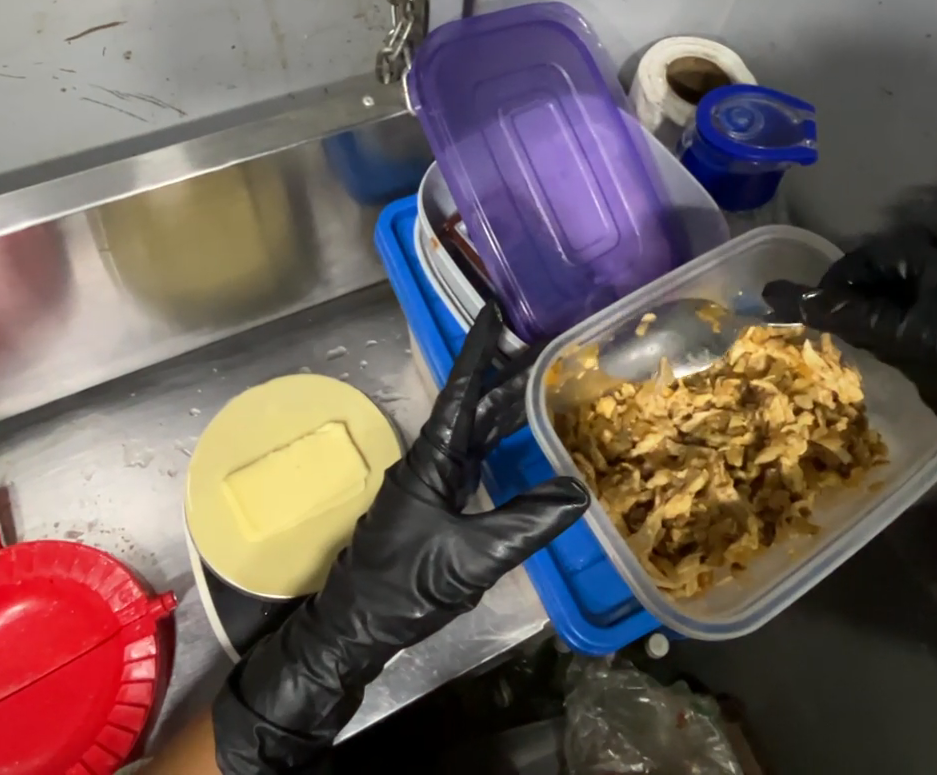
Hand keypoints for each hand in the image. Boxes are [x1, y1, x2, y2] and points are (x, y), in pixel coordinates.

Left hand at [212, 305, 587, 773]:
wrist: (357, 624)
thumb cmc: (406, 583)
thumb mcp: (473, 557)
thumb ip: (526, 523)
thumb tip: (579, 491)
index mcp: (432, 457)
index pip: (461, 390)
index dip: (479, 351)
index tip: (494, 312)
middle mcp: (432, 458)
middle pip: (472, 405)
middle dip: (504, 375)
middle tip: (544, 348)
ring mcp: (433, 481)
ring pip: (474, 433)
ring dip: (503, 409)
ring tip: (541, 384)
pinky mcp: (437, 503)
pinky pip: (474, 461)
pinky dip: (500, 446)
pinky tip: (523, 443)